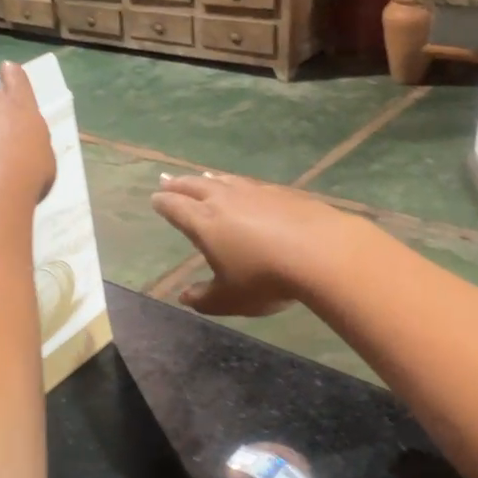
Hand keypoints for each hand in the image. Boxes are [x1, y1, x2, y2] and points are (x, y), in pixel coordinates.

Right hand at [150, 173, 362, 315]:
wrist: (322, 253)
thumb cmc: (265, 279)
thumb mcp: (229, 299)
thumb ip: (203, 298)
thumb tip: (184, 296)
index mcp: (204, 222)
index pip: (176, 207)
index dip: (163, 203)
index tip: (155, 199)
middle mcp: (225, 200)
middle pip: (195, 186)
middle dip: (179, 184)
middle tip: (167, 180)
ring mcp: (256, 192)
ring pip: (224, 180)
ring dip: (208, 179)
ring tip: (201, 178)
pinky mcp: (283, 193)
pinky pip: (251, 184)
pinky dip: (238, 184)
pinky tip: (246, 189)